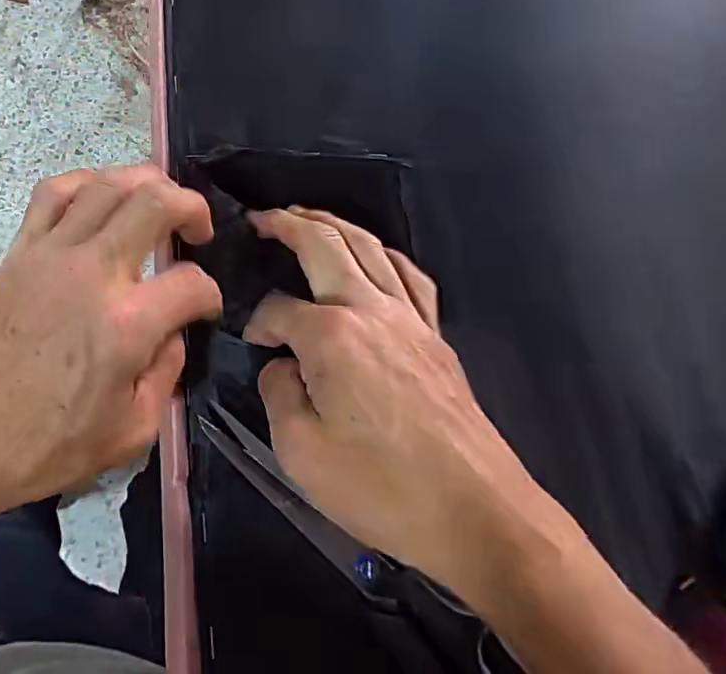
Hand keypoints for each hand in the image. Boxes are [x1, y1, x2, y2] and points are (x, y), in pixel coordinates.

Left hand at [0, 165, 221, 515]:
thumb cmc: (46, 443)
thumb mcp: (131, 432)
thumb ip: (167, 374)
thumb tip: (172, 333)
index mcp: (128, 323)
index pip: (192, 282)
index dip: (210, 294)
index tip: (205, 308)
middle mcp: (94, 272)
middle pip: (156, 202)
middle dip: (192, 206)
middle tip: (198, 228)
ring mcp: (53, 253)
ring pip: (109, 184)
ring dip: (147, 183)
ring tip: (158, 201)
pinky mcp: (21, 250)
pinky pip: (55, 192)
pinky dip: (87, 181)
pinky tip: (101, 195)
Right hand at [245, 208, 545, 597]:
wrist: (473, 509)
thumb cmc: (381, 486)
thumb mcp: (301, 452)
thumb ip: (278, 394)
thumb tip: (281, 364)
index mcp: (332, 335)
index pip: (279, 308)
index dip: (258, 320)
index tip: (252, 341)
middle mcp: (371, 308)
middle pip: (325, 245)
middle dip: (288, 224)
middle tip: (262, 217)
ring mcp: (409, 316)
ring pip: (369, 246)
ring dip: (333, 224)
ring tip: (308, 216)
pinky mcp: (435, 332)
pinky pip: (409, 274)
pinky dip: (385, 252)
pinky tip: (377, 253)